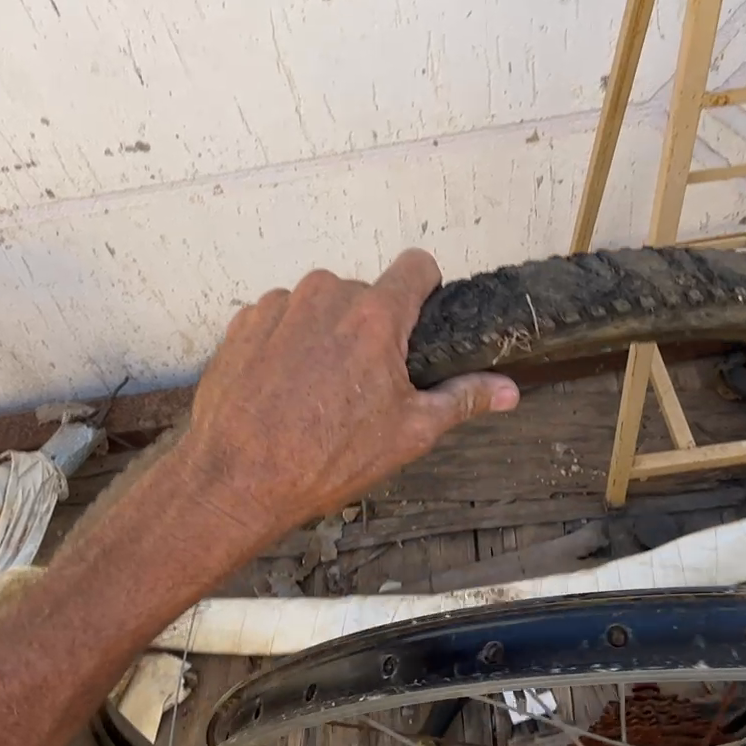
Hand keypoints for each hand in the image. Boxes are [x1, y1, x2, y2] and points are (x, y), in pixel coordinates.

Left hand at [173, 249, 518, 542]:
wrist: (236, 480)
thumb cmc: (327, 459)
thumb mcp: (409, 433)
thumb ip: (463, 398)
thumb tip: (509, 390)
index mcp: (374, 314)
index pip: (417, 265)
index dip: (426, 289)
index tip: (419, 321)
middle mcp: (326, 294)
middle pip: (366, 293)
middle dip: (371, 327)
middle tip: (364, 382)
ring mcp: (279, 304)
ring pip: (321, 305)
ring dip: (327, 334)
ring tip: (317, 389)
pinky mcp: (243, 321)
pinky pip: (280, 317)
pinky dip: (287, 342)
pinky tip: (282, 387)